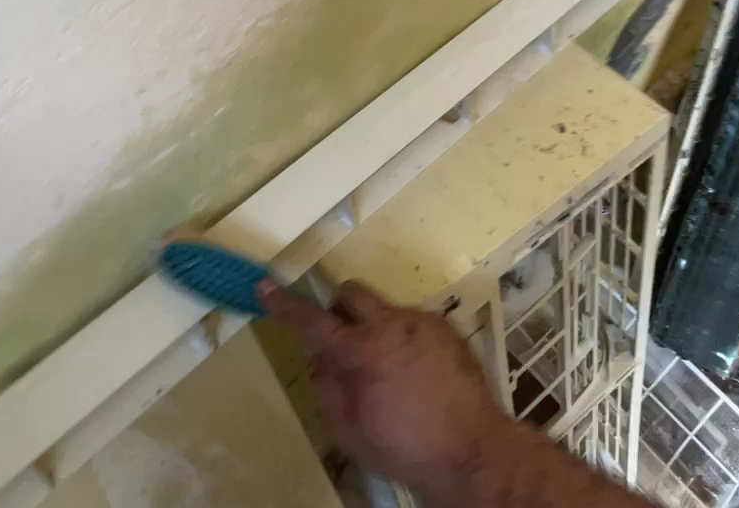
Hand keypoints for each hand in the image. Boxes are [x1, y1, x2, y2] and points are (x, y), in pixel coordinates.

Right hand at [256, 279, 511, 496]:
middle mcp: (392, 325)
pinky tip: (417, 374)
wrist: (474, 450)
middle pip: (351, 293)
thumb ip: (327, 385)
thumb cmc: (406, 447)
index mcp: (364, 353)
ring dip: (375, 328)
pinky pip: (412, 321)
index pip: (314, 323)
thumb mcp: (350, 430)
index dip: (285, 305)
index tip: (265, 287)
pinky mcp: (445, 326)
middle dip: (339, 310)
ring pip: (384, 308)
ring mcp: (422, 321)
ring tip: (391, 372)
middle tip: (343, 342)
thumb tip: (319, 353)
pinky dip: (404, 339)